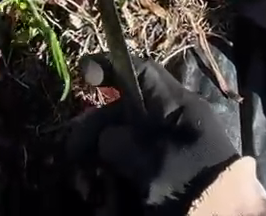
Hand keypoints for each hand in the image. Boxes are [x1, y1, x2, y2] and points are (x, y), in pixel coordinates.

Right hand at [69, 57, 238, 213]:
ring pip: (123, 143)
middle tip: (73, 154)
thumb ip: (121, 143)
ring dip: (101, 159)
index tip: (83, 75)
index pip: (142, 72)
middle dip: (96, 129)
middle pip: (124, 111)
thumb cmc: (192, 184)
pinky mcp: (164, 178)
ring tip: (86, 183)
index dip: (111, 67)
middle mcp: (171, 123)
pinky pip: (131, 171)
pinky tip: (104, 199)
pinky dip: (114, 182)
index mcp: (176, 106)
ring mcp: (167, 151)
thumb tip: (105, 139)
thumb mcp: (153, 163)